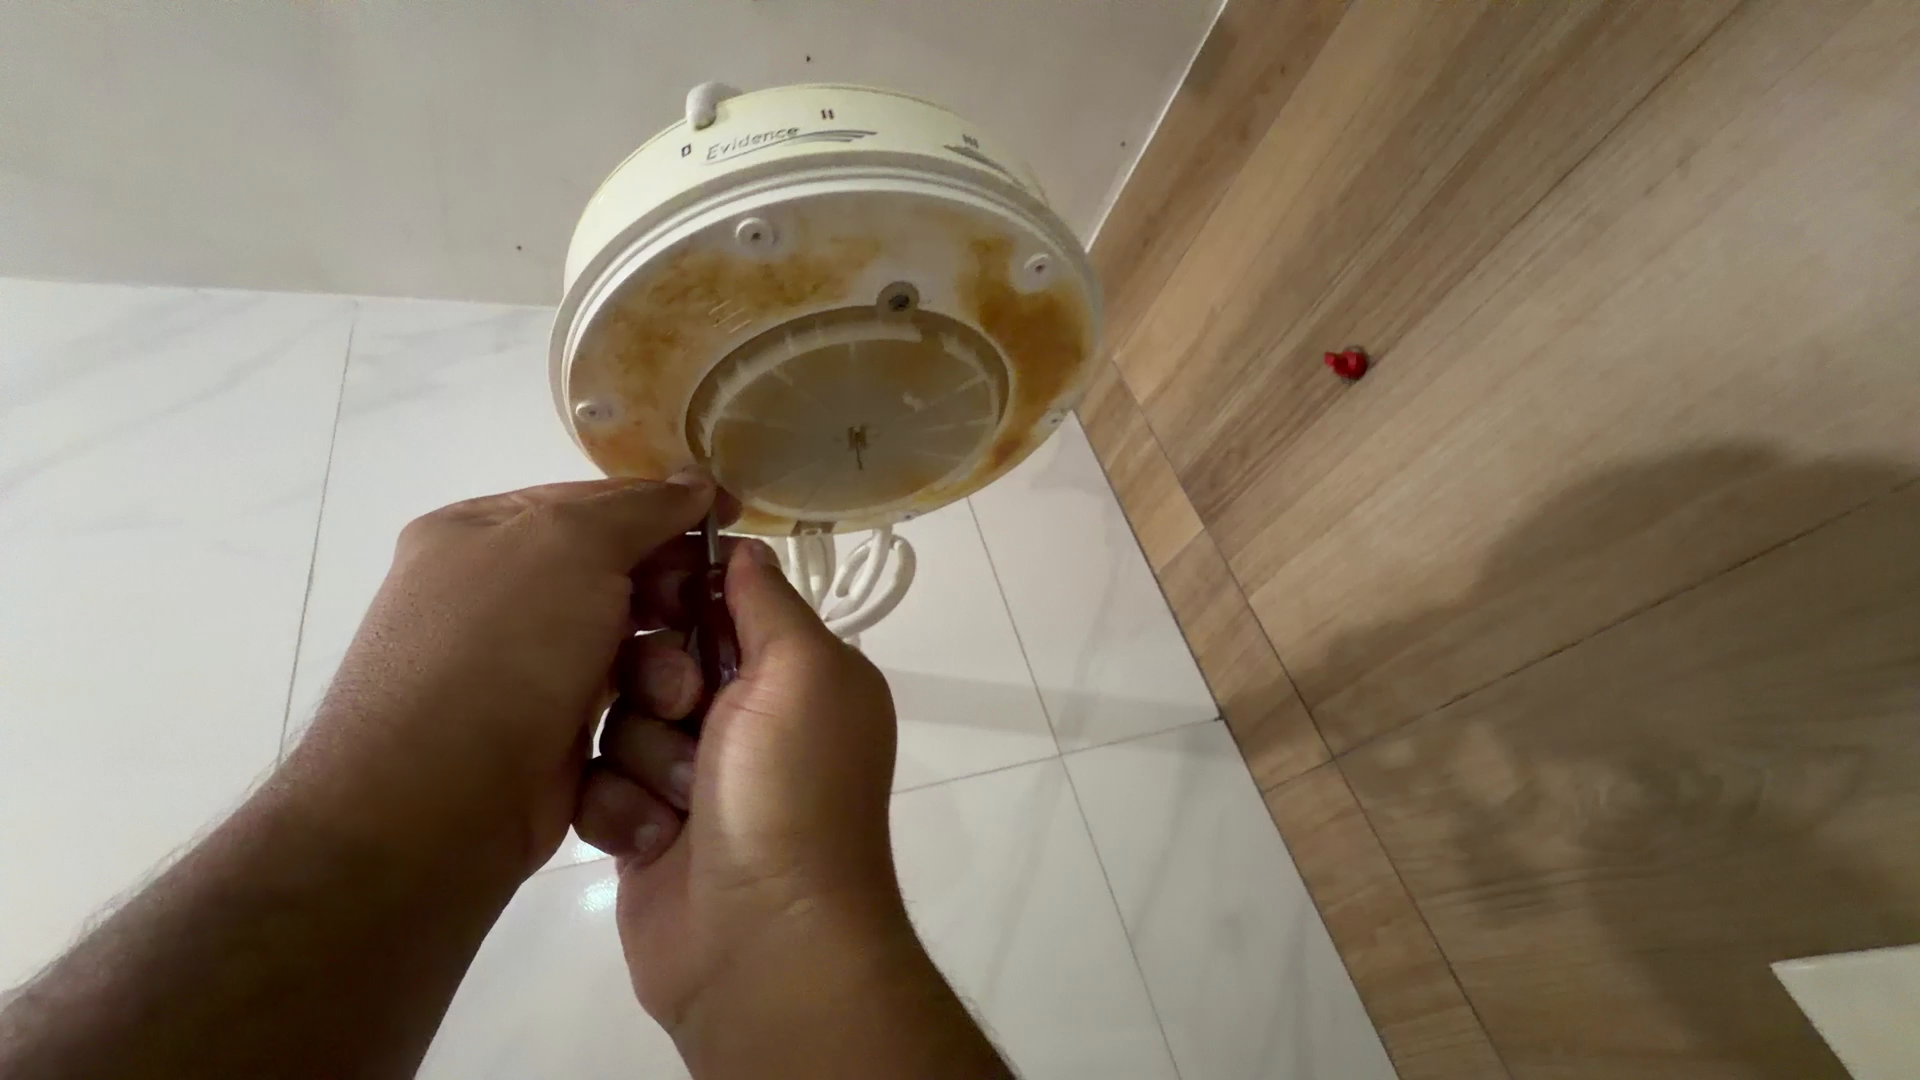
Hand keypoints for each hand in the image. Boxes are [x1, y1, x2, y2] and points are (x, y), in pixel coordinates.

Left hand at [290, 473, 724, 877]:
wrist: (436, 802)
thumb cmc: (504, 647)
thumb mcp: (572, 545)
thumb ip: (643, 507)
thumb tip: (698, 481)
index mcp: (488, 532)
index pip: (600, 503)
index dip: (672, 507)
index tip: (736, 520)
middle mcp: (503, 591)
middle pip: (622, 569)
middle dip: (675, 588)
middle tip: (717, 604)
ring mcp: (528, 660)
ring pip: (630, 633)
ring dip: (667, 652)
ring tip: (680, 682)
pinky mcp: (553, 720)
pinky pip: (623, 687)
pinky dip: (649, 694)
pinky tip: (670, 708)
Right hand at [572, 540, 904, 1029]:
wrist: (762, 938)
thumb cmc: (791, 787)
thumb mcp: (804, 672)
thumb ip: (771, 603)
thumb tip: (747, 546)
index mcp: (796, 671)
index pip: (728, 600)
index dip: (687, 592)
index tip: (654, 592)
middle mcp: (748, 714)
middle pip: (662, 654)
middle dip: (660, 683)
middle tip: (687, 711)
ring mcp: (695, 769)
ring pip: (623, 718)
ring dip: (646, 758)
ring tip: (682, 799)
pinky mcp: (646, 820)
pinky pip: (601, 780)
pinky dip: (623, 808)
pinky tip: (654, 840)